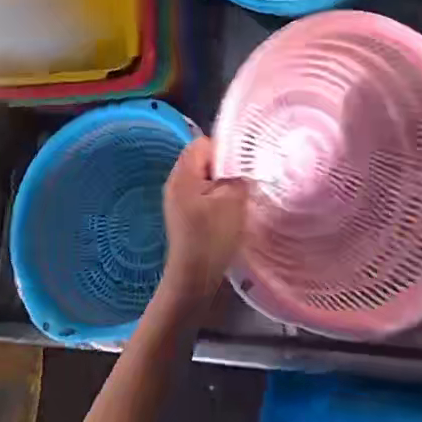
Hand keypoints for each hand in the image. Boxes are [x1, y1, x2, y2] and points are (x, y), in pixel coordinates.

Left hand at [161, 137, 249, 301]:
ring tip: (241, 198)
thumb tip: (242, 162)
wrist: (194, 278)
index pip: (202, 143)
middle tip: (246, 182)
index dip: (225, 149)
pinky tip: (232, 213)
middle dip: (226, 168)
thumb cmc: (212, 237)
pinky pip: (203, 195)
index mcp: (182, 174)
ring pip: (205, 179)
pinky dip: (218, 199)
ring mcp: (177, 199)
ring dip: (224, 185)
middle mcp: (175, 182)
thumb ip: (237, 175)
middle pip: (203, 160)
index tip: (243, 166)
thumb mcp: (232, 201)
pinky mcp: (185, 215)